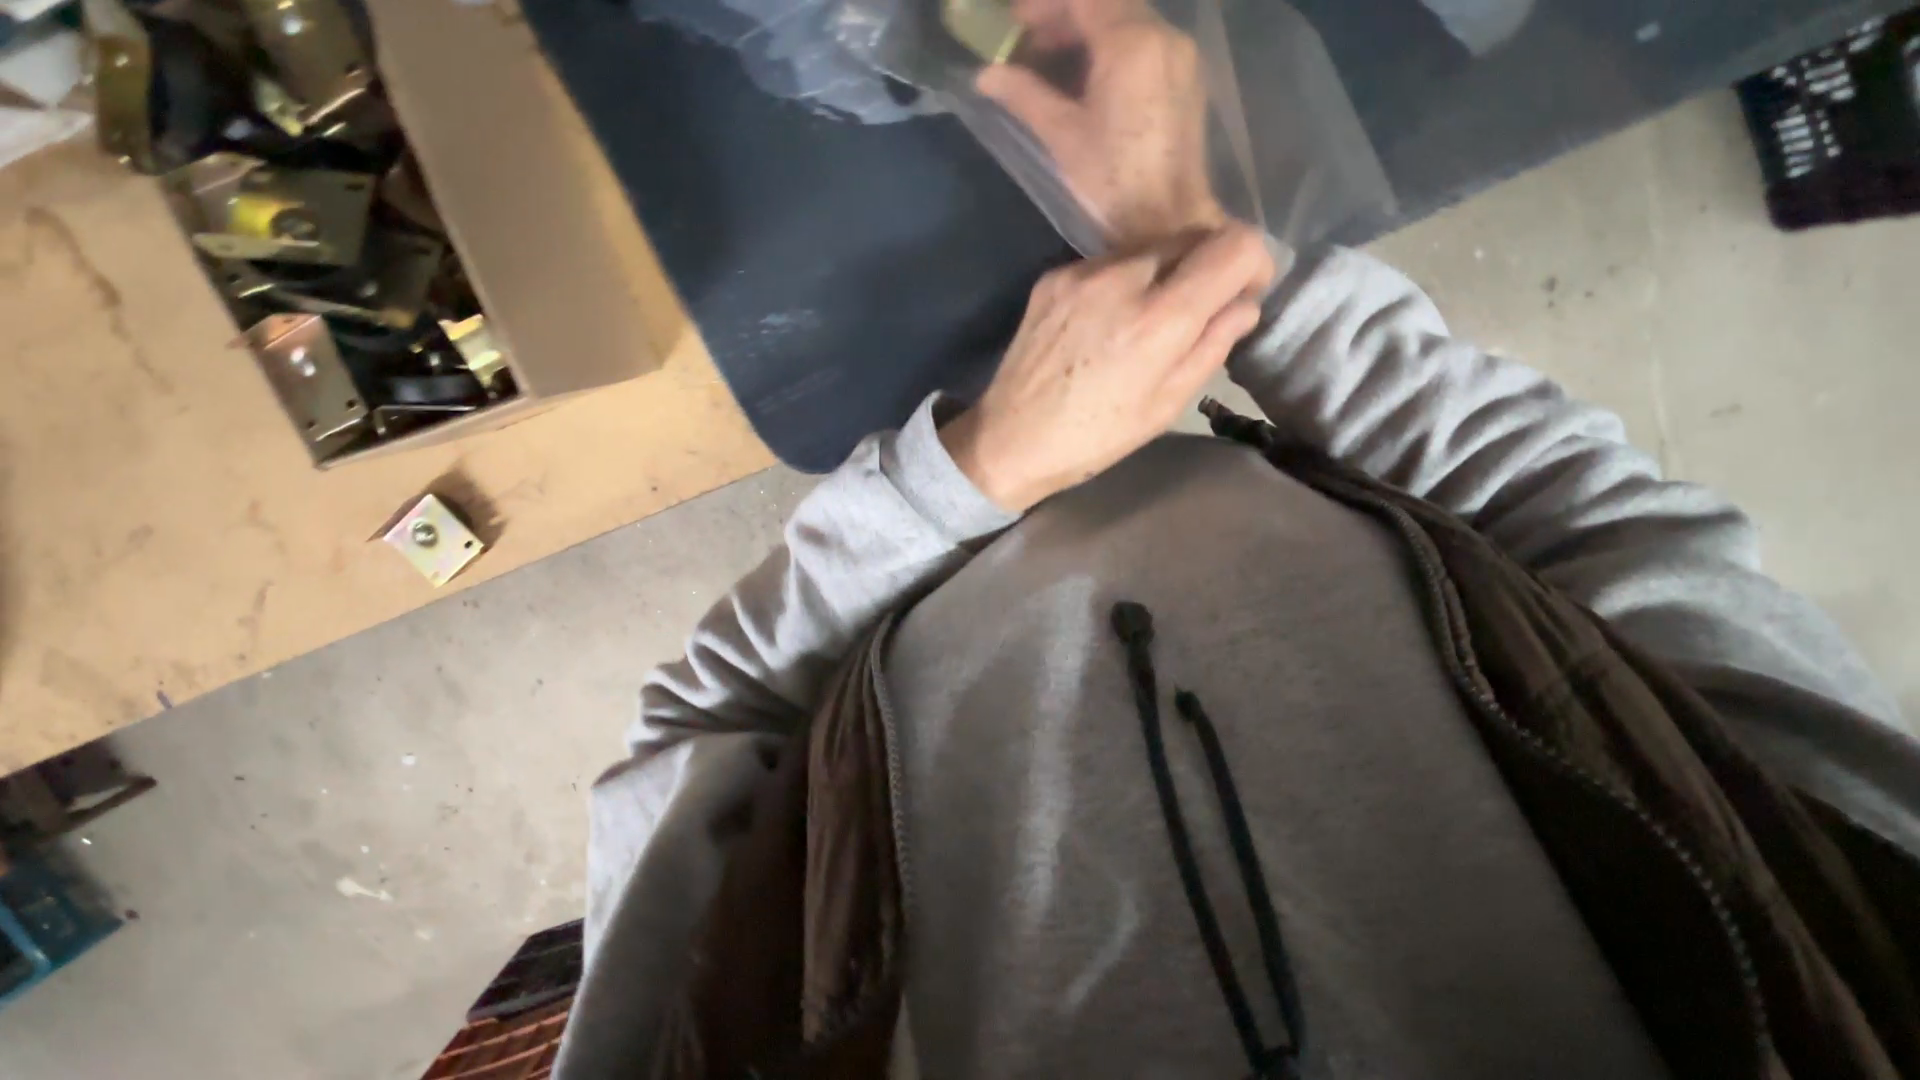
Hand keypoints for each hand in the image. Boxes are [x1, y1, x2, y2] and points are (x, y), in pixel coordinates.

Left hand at [941, 225, 1274, 511]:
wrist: (1010, 439)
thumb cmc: (1096, 437)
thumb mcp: (1168, 404)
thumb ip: (1213, 344)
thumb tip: (1244, 302)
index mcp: (1158, 319)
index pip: (1233, 245)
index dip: (1252, 263)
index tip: (1243, 292)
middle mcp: (1121, 279)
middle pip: (1193, 237)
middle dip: (1208, 267)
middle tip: (1198, 310)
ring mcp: (1081, 273)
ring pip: (1150, 247)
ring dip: (1164, 273)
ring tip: (1146, 321)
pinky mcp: (1053, 275)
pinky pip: (1110, 262)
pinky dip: (1123, 281)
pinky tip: (1107, 322)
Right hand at [979, 0, 1219, 248]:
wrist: (1167, 224)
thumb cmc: (1112, 182)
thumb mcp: (1062, 136)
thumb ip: (1024, 95)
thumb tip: (985, 75)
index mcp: (1132, 44)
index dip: (1044, 4)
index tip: (1013, 23)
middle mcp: (1163, 37)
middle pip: (1109, 3)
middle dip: (1064, 16)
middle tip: (1026, 44)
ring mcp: (1179, 57)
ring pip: (1127, 21)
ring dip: (1086, 33)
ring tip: (1049, 65)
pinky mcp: (1185, 80)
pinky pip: (1144, 44)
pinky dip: (1111, 49)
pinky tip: (1085, 80)